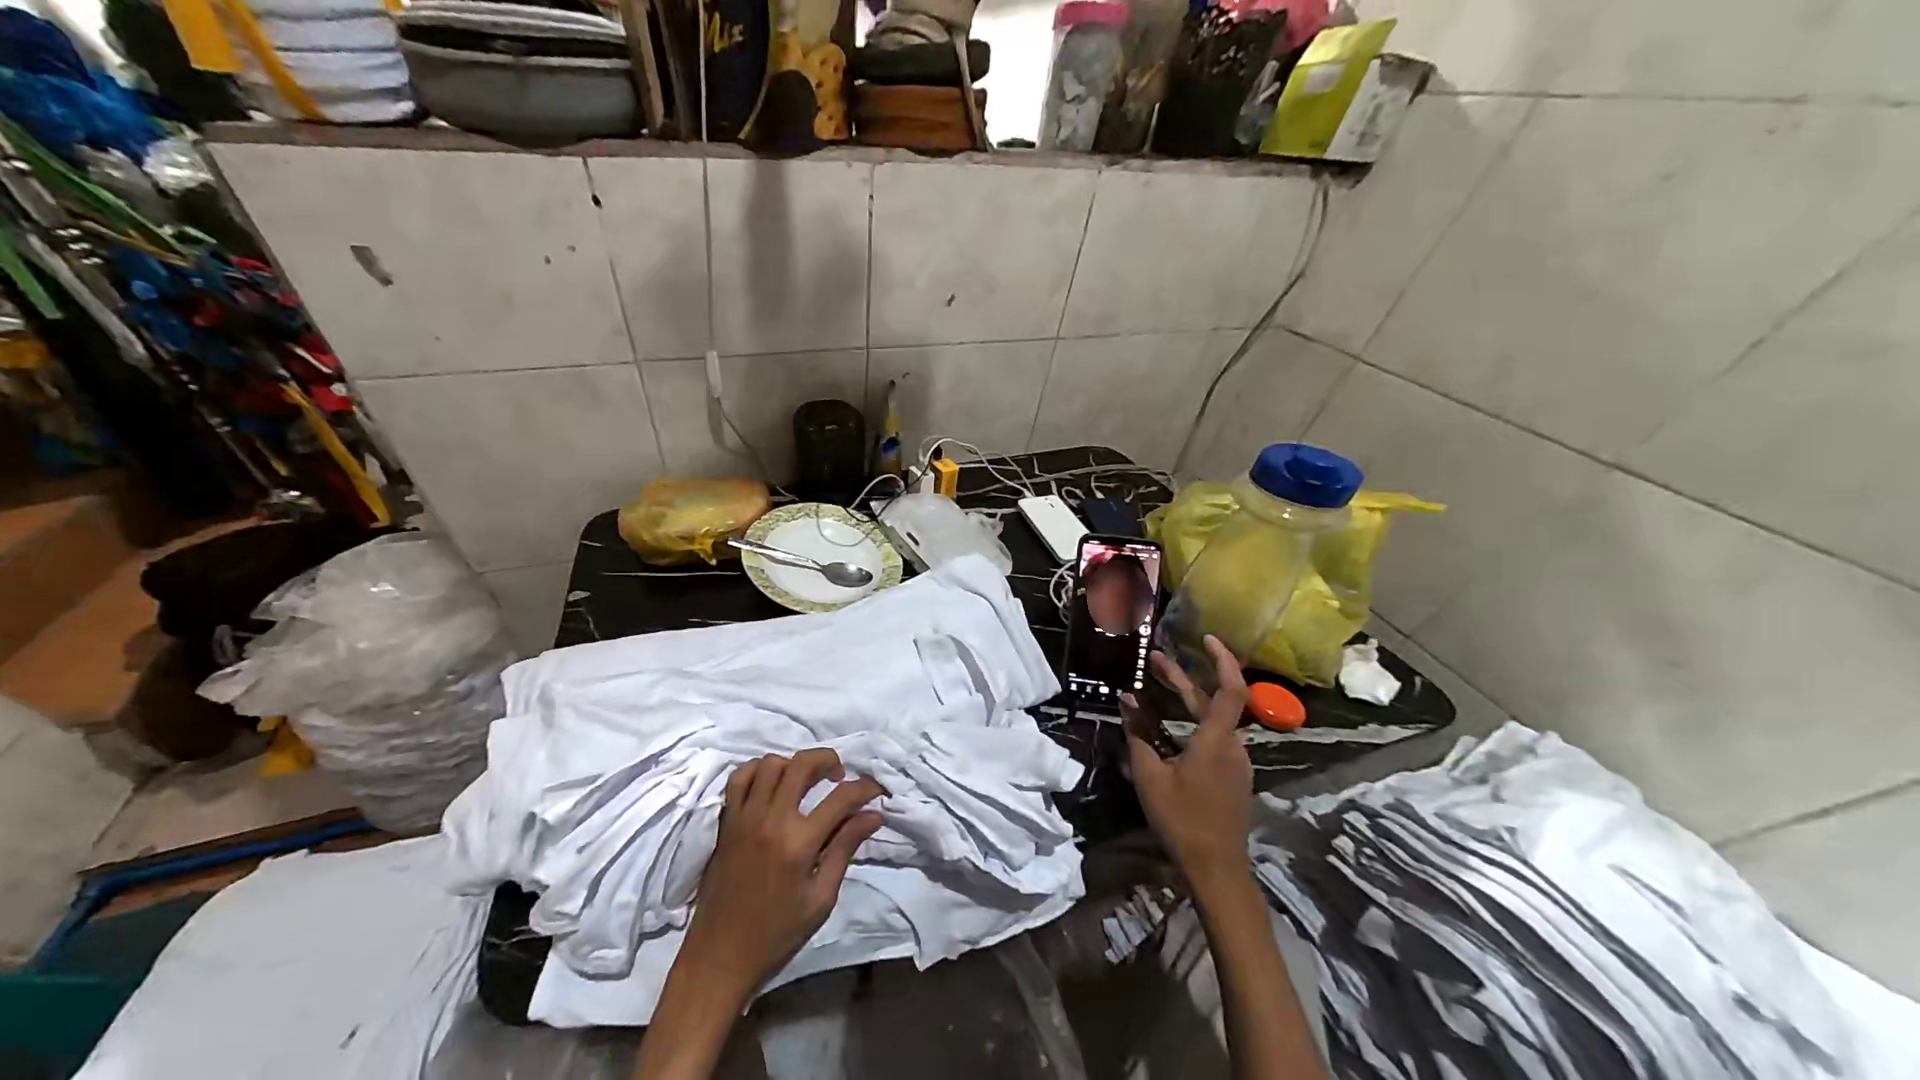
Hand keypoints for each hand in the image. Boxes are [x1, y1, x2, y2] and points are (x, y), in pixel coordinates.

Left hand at [678, 749, 884, 1000]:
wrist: (720, 956)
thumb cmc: (777, 934)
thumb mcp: (821, 898)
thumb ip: (845, 849)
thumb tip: (873, 815)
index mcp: (799, 843)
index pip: (842, 797)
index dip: (866, 788)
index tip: (877, 789)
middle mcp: (771, 820)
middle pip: (802, 764)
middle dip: (828, 760)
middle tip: (839, 775)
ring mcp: (744, 817)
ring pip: (770, 763)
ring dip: (793, 764)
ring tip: (805, 780)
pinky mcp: (725, 823)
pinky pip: (739, 778)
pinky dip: (757, 771)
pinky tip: (771, 784)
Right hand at [1121, 636, 1253, 888]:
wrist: (1216, 868)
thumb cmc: (1181, 819)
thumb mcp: (1150, 775)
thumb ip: (1139, 733)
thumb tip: (1126, 698)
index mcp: (1216, 741)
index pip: (1230, 689)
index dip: (1222, 659)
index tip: (1207, 638)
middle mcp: (1233, 746)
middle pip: (1213, 702)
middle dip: (1184, 678)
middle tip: (1157, 659)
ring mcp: (1237, 763)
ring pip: (1213, 722)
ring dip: (1188, 702)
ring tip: (1159, 690)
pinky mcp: (1234, 777)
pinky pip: (1214, 741)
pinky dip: (1193, 726)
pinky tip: (1169, 732)